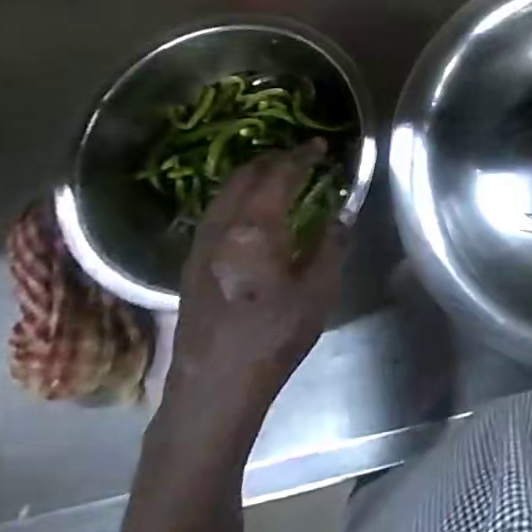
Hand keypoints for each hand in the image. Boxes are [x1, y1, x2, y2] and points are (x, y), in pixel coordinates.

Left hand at [166, 139, 345, 407]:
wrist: (215, 385)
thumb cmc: (273, 336)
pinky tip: (248, 213)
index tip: (319, 146)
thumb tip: (340, 216)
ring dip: (250, 177)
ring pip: (224, 193)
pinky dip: (235, 198)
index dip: (301, 156)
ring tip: (274, 176)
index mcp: (256, 227)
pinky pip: (215, 213)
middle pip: (245, 177)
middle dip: (272, 160)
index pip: (280, 176)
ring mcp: (200, 245)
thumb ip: (331, 246)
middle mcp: (222, 226)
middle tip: (297, 156)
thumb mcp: (318, 291)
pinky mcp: (190, 264)